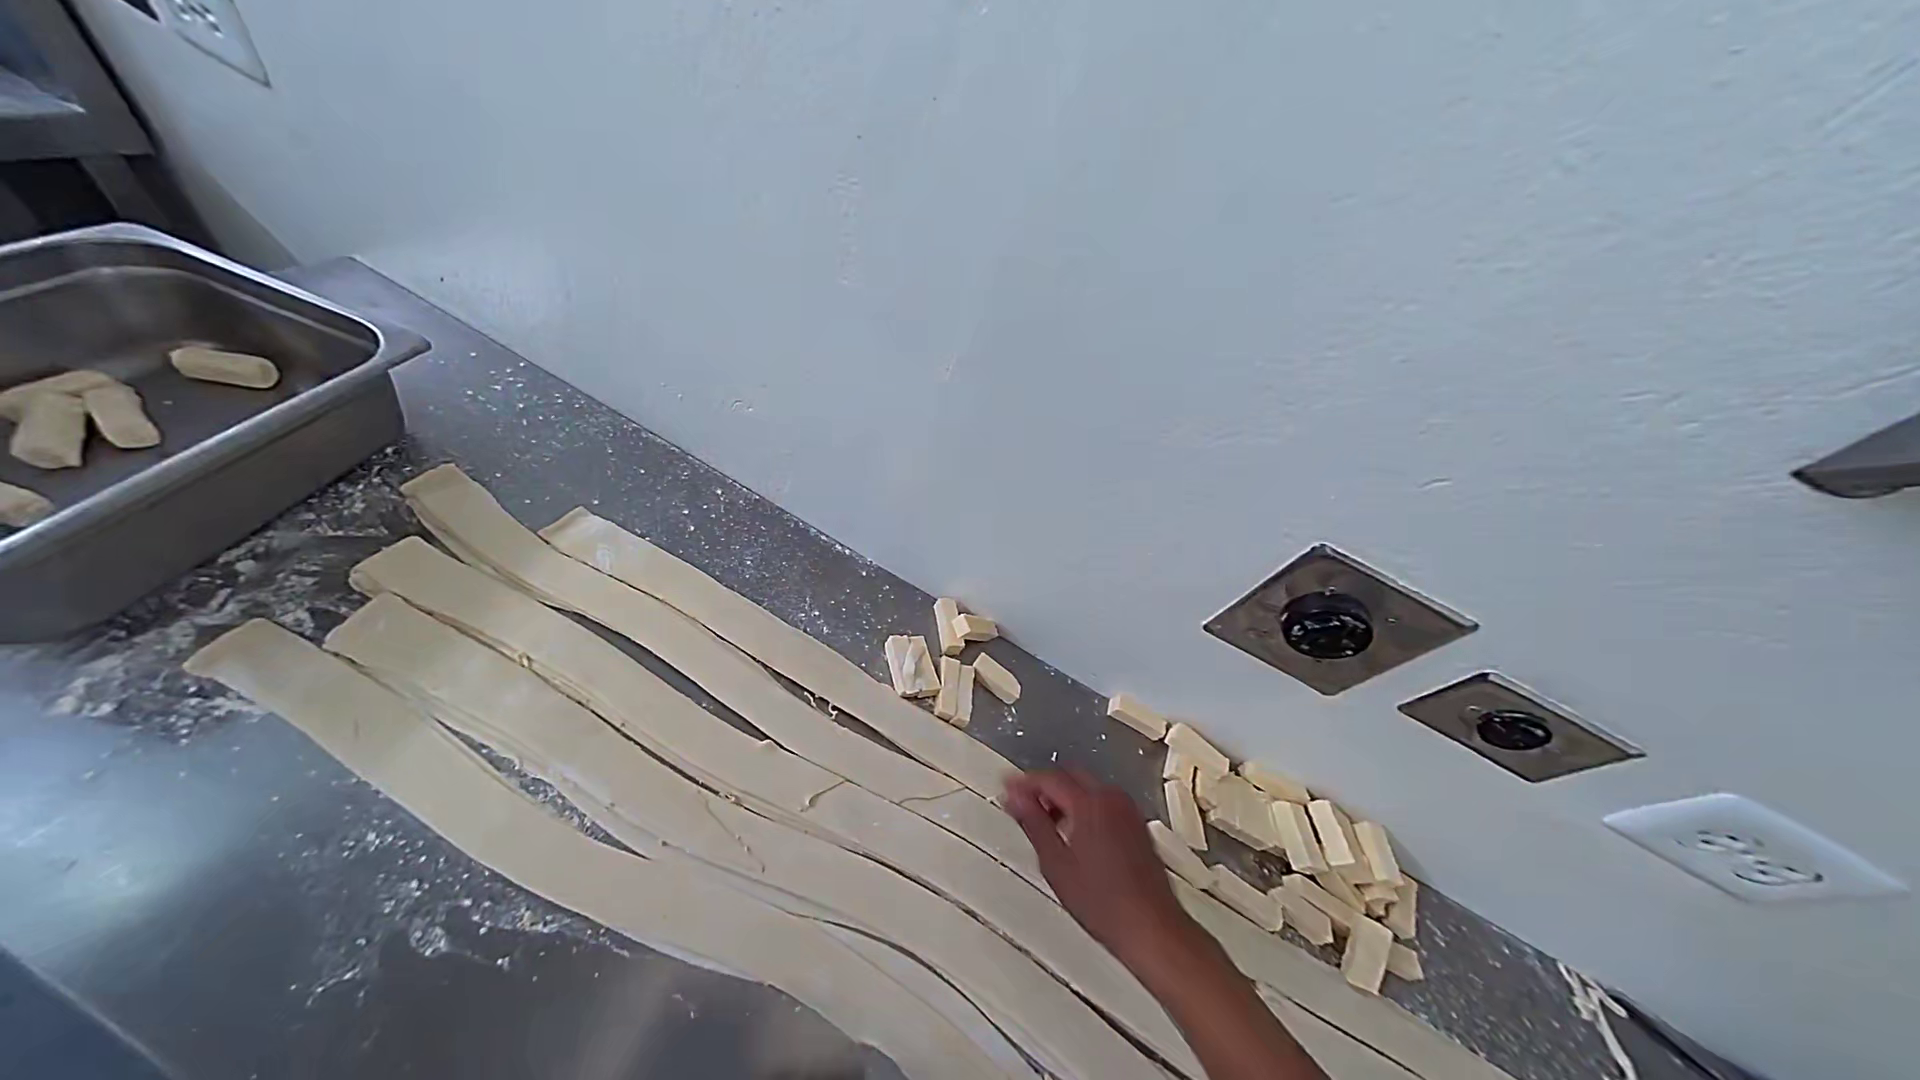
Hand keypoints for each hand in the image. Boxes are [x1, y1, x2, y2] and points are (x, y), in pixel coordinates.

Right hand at [1003, 769, 1199, 967]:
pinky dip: (1085, 806)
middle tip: (1025, 805)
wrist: (1150, 926)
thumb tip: (1016, 798)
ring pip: (1088, 787)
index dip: (1024, 783)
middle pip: (1070, 776)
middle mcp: (1112, 800)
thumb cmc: (1105, 903)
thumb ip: (1033, 823)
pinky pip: (1104, 800)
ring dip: (1065, 796)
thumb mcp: (1055, 863)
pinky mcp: (1137, 824)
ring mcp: (1128, 810)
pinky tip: (1075, 833)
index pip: (1050, 778)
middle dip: (1045, 787)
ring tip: (1047, 822)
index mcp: (1090, 804)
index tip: (1009, 789)